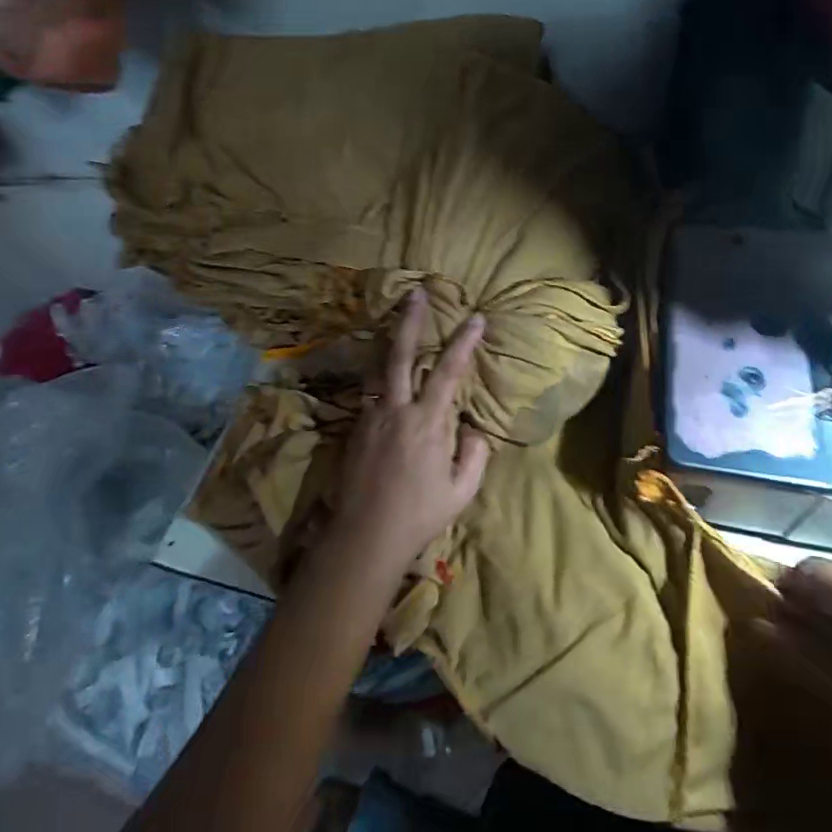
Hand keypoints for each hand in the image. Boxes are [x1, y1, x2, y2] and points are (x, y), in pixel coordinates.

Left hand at [329, 288, 490, 569]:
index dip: (464, 342)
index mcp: (427, 423)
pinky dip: (379, 375)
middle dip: (410, 321)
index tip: (476, 317)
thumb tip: (474, 429)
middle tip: (415, 294)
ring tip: (396, 321)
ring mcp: (371, 418)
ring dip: (389, 342)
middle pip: (402, 356)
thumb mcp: (462, 491)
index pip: (449, 372)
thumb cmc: (419, 515)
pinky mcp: (355, 430)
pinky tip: (384, 372)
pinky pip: (370, 392)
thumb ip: (475, 455)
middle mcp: (397, 411)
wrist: (365, 537)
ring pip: (379, 370)